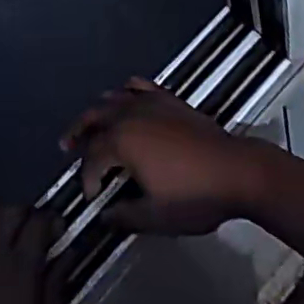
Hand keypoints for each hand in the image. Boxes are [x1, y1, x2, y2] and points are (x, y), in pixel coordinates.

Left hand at [0, 206, 63, 303]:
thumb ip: (56, 283)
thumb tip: (67, 254)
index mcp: (18, 267)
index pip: (37, 221)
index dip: (52, 220)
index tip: (60, 228)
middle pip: (10, 210)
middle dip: (28, 214)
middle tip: (40, 232)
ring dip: (6, 218)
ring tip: (18, 237)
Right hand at [61, 78, 262, 235]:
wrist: (236, 170)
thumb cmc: (195, 195)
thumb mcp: (157, 217)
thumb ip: (125, 215)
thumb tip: (105, 215)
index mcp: (121, 142)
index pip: (92, 158)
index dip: (87, 179)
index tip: (91, 197)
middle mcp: (128, 115)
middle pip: (93, 118)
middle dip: (78, 132)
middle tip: (67, 145)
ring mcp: (147, 102)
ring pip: (111, 99)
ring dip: (97, 112)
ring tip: (90, 123)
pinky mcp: (166, 98)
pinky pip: (137, 86)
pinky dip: (125, 91)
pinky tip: (124, 96)